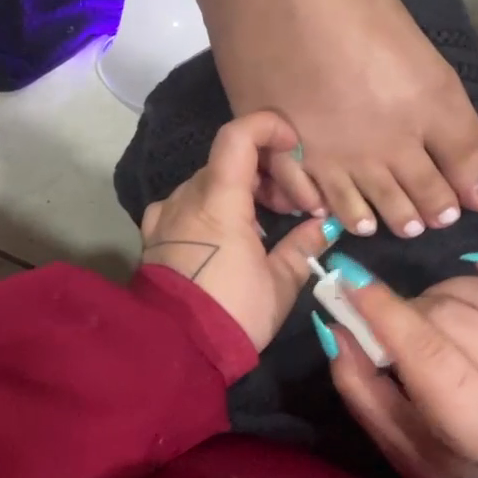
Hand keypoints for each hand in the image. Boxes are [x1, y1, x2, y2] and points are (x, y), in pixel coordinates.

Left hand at [139, 112, 331, 350]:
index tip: (294, 148)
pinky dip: (213, 209)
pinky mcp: (153, 236)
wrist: (173, 349)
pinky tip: (230, 237)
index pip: (238, 135)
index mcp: (218, 199)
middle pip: (228, 161)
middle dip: (267, 173)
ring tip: (269, 226)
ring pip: (208, 183)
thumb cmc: (232, 312)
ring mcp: (165, 216)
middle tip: (296, 207)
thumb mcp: (280, 282)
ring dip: (242, 192)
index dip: (269, 128)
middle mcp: (186, 197)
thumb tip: (324, 225)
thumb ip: (303, 244)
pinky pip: (186, 206)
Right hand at [196, 0, 477, 238]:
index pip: (445, 185)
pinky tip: (314, 208)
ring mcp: (323, 158)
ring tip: (371, 226)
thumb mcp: (431, 70)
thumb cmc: (359, 8)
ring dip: (366, 215)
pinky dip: (311, 205)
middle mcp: (373, 154)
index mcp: (420, 126)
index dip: (452, 202)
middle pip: (398, 198)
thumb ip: (465, 138)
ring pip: (351, 203)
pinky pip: (301, 196)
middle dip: (412, 214)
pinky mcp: (278, 152)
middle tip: (417, 226)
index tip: (452, 212)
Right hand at [325, 248, 477, 477]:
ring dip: (449, 291)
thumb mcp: (394, 441)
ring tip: (432, 312)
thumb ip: (360, 385)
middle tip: (393, 327)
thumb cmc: (453, 465)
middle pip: (455, 315)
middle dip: (409, 309)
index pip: (427, 351)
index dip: (384, 312)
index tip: (349, 283)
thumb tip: (336, 326)